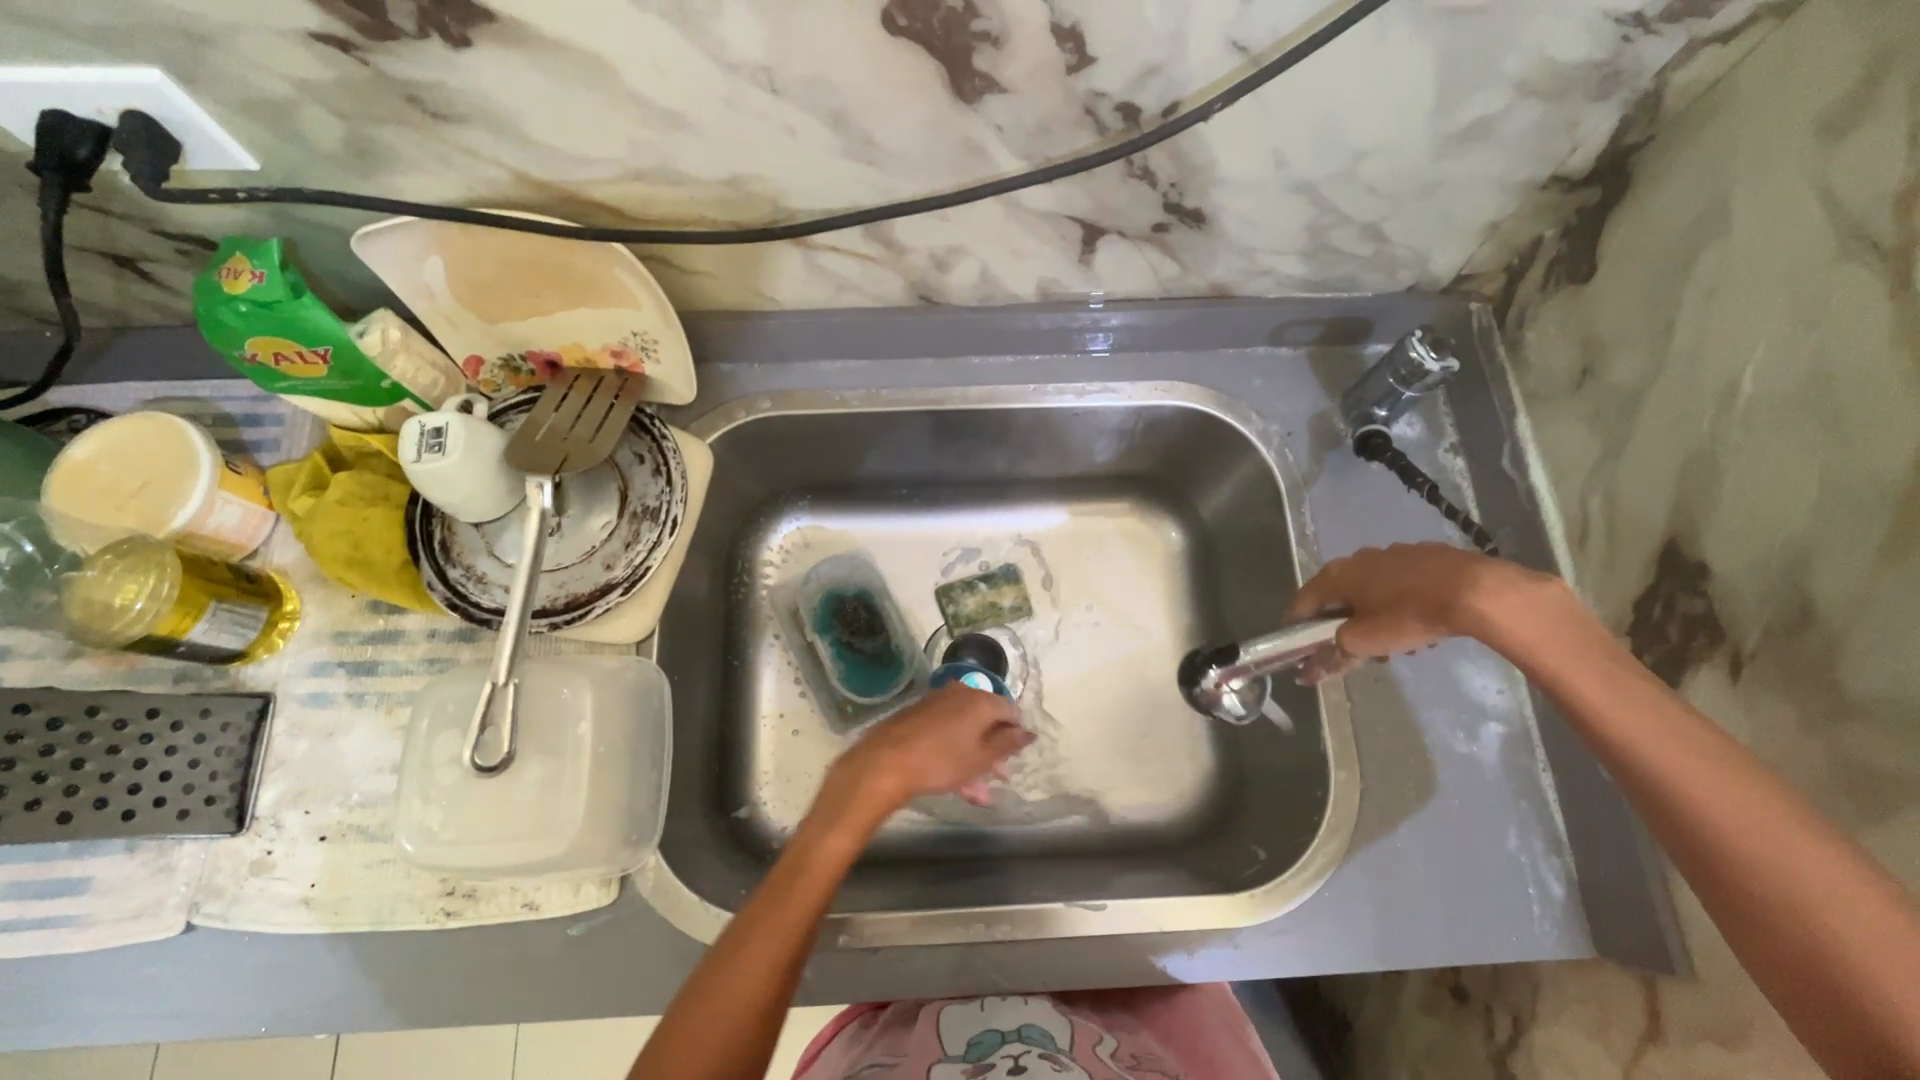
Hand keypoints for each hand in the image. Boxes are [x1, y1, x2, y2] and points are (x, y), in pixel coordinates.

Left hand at [813, 685, 1031, 828]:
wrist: (886, 762)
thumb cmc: (941, 762)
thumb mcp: (981, 758)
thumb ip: (1008, 743)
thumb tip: (1029, 732)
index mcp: (981, 700)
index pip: (1010, 710)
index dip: (1016, 734)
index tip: (1014, 757)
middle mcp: (961, 693)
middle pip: (986, 720)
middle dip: (994, 751)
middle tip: (998, 778)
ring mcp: (937, 702)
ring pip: (965, 730)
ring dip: (974, 759)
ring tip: (977, 793)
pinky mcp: (918, 714)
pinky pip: (946, 732)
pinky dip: (955, 752)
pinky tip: (955, 783)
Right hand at [1283, 542, 1551, 683]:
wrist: (1477, 591)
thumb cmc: (1408, 615)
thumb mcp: (1364, 643)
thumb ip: (1331, 656)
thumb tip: (1305, 673)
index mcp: (1337, 574)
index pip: (1302, 602)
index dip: (1299, 630)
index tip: (1304, 652)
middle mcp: (1359, 558)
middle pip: (1340, 598)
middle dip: (1345, 628)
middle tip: (1361, 654)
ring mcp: (1394, 554)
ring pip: (1373, 592)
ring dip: (1376, 619)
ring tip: (1399, 645)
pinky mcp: (1427, 556)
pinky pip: (1403, 585)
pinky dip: (1402, 605)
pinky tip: (1423, 625)